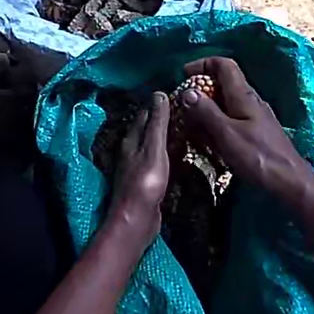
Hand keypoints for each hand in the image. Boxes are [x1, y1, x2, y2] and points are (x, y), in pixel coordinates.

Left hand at [104, 92, 169, 249]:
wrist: (137, 219)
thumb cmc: (146, 180)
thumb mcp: (154, 147)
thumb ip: (157, 123)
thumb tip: (159, 94)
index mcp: (131, 140)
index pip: (144, 114)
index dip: (158, 104)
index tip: (176, 96)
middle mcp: (130, 151)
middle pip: (146, 129)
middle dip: (160, 119)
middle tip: (183, 111)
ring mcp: (136, 166)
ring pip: (150, 144)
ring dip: (163, 137)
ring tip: (182, 129)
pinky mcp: (144, 180)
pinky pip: (155, 159)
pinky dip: (164, 153)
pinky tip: (175, 155)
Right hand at [177, 58, 313, 201]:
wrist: (289, 181)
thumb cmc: (257, 156)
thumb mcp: (226, 134)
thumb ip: (206, 111)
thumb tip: (188, 91)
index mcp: (243, 95)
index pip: (224, 65)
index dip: (202, 64)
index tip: (183, 75)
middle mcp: (250, 100)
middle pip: (224, 82)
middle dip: (201, 88)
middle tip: (181, 104)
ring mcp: (255, 116)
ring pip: (227, 101)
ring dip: (207, 107)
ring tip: (189, 122)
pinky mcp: (257, 131)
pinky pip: (232, 118)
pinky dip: (217, 121)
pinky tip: (208, 138)